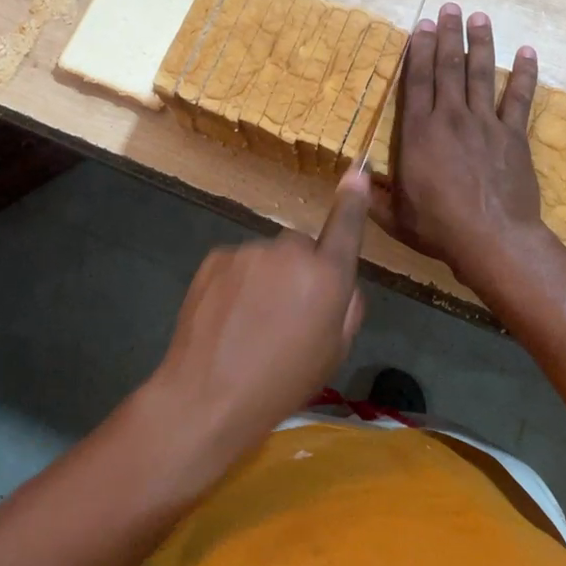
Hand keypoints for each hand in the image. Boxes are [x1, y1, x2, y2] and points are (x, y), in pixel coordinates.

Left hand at [150, 173, 370, 456]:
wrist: (209, 394)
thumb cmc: (283, 382)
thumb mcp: (334, 354)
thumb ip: (347, 309)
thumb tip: (341, 285)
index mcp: (328, 277)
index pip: (345, 227)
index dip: (352, 200)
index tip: (357, 171)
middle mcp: (290, 252)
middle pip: (300, 250)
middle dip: (298, 272)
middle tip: (285, 316)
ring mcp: (248, 252)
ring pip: (265, 259)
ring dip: (264, 280)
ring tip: (249, 325)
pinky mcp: (215, 258)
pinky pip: (236, 265)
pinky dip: (235, 285)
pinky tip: (226, 318)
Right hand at [372, 4, 551, 288]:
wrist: (492, 238)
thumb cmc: (438, 228)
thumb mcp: (394, 216)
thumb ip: (372, 196)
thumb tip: (352, 179)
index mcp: (418, 134)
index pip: (417, 82)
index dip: (419, 52)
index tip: (421, 26)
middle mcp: (450, 119)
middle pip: (449, 68)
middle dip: (448, 35)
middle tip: (449, 8)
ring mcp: (485, 124)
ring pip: (482, 74)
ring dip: (481, 43)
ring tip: (480, 17)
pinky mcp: (513, 135)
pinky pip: (519, 98)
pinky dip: (525, 74)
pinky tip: (528, 51)